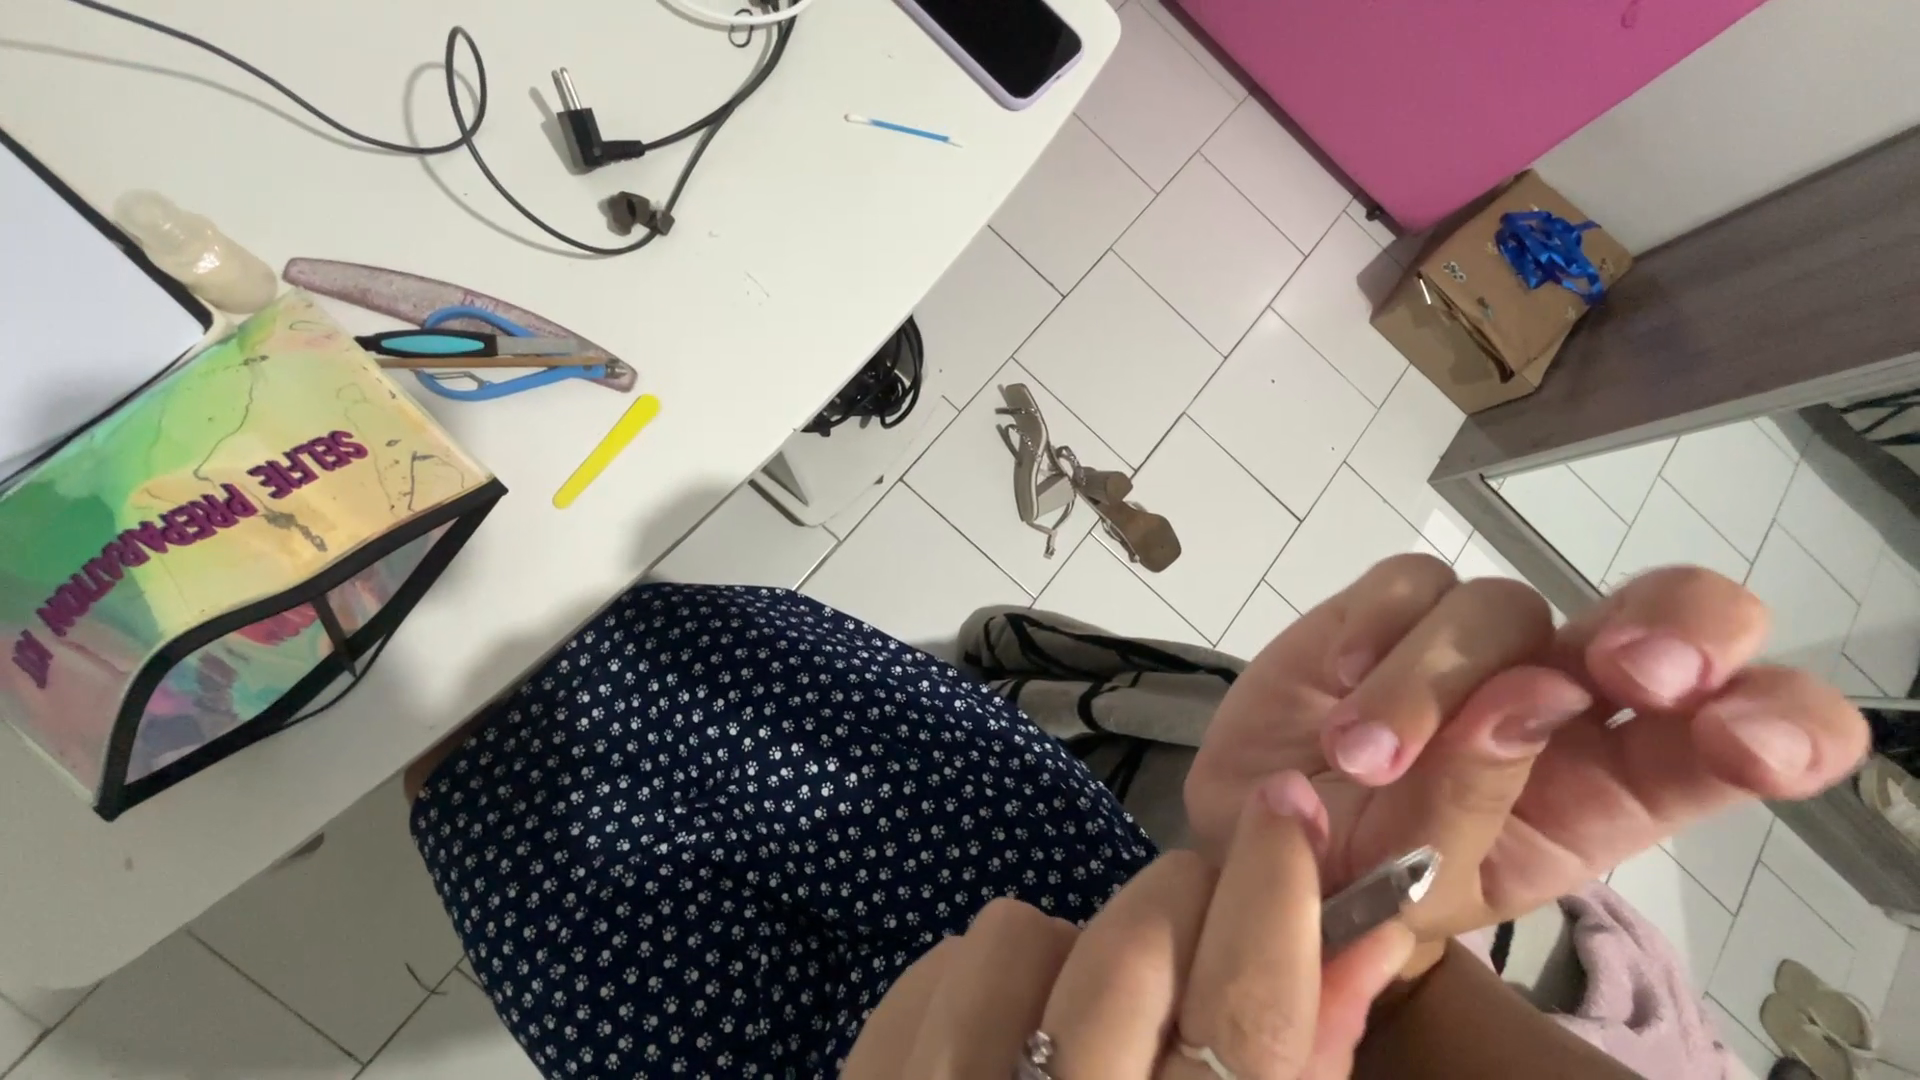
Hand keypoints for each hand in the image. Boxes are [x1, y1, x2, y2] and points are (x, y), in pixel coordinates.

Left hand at [843, 774, 1415, 1079]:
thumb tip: (1359, 929)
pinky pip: (941, 962)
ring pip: (1022, 931)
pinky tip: (1001, 1039)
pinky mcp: (876, 1076)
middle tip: (1201, 907)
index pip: (1243, 1008)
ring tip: (1081, 1012)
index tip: (1288, 807)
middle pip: (1132, 946)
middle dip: (1182, 893)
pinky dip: (987, 977)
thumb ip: (1310, 1056)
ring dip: (1071, 947)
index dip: (1276, 889)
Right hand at [1185, 558, 1868, 952]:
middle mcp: (1565, 697)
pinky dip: (1371, 626)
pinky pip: (1407, 581)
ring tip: (1358, 759)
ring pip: (1501, 605)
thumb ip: (1479, 803)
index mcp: (1617, 784)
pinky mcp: (1390, 607)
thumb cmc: (1354, 876)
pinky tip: (1334, 683)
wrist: (1254, 824)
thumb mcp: (1429, 882)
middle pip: (1674, 610)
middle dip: (1671, 625)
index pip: (1760, 729)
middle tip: (1616, 674)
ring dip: (1426, 684)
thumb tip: (1529, 696)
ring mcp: (1474, 642)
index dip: (1784, 719)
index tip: (1736, 745)